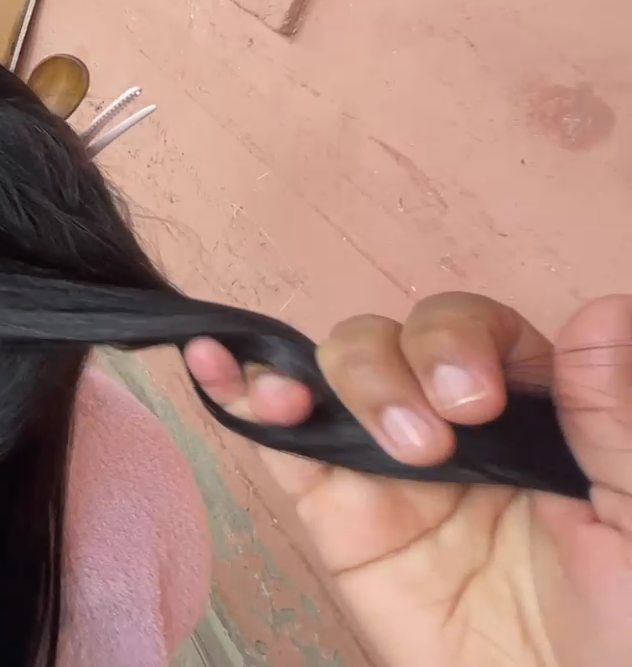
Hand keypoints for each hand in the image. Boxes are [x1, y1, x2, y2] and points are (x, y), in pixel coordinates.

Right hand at [184, 293, 631, 666]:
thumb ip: (618, 424)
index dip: (457, 339)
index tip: (473, 400)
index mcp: (530, 417)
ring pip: (318, 370)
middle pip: (381, 340)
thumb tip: (608, 307)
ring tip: (305, 412)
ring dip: (307, 376)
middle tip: (423, 445)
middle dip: (384, 373)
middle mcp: (443, 420)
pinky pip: (263, 429)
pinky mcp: (321, 495)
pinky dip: (227, 384)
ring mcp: (373, 455)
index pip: (472, 331)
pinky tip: (210, 356)